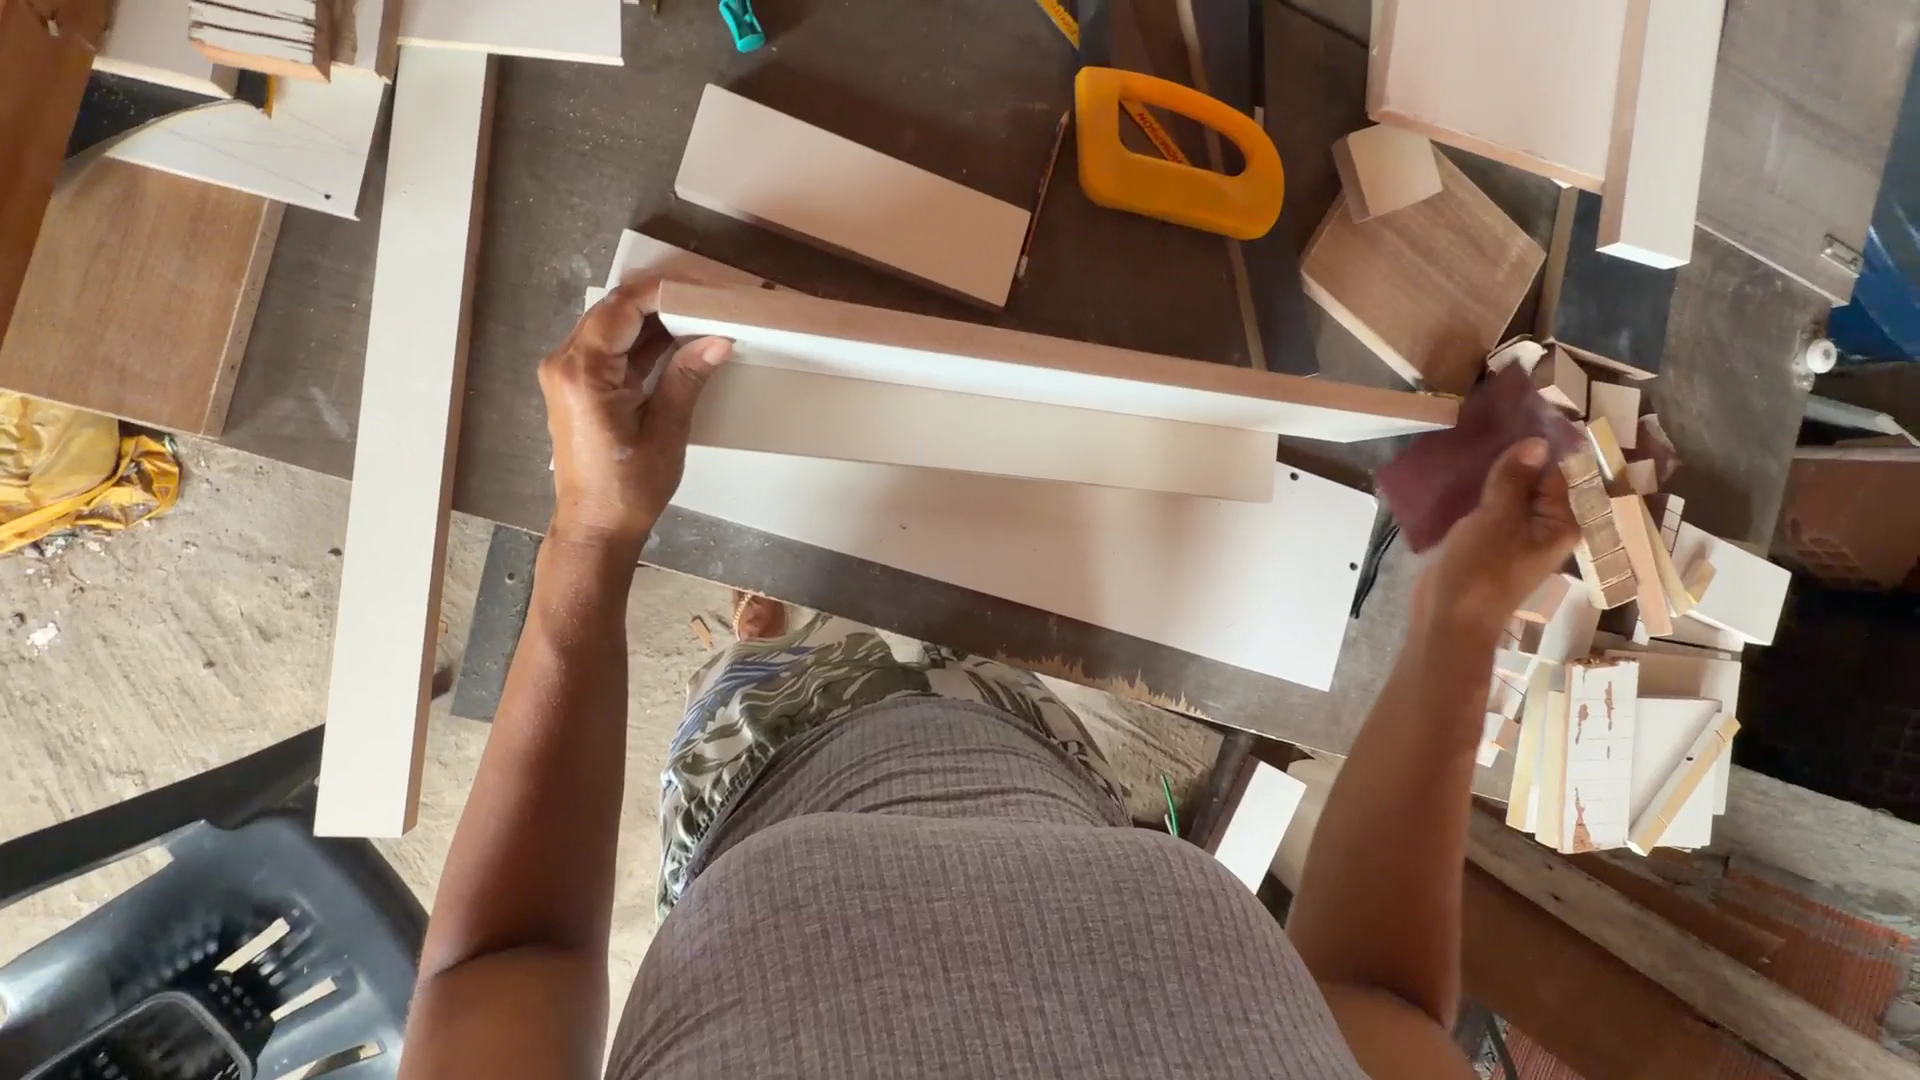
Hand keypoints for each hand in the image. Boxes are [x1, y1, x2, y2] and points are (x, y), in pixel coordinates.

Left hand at [538, 280, 731, 555]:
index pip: (621, 309)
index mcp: (583, 373)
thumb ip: (687, 379)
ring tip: (699, 318)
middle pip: (614, 313)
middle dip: (661, 303)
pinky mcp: (578, 387)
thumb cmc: (628, 489)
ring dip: (654, 323)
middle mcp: (565, 365)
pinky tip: (677, 343)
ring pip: (613, 329)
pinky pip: (611, 351)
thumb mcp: (666, 432)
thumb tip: (717, 340)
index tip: (701, 287)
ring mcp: (568, 375)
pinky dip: (643, 344)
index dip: (661, 292)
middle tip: (707, 301)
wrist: (596, 526)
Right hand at [1410, 438, 1580, 640]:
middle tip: (1486, 426)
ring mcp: (1512, 538)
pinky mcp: (1484, 546)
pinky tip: (1455, 480)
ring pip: (1506, 497)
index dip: (1537, 447)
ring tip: (1468, 447)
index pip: (1557, 473)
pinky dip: (1474, 497)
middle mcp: (1543, 529)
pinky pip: (1486, 512)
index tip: (1515, 417)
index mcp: (1560, 523)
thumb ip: (1514, 480)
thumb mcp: (1497, 519)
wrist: (1448, 619)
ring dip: (1490, 478)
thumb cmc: (1480, 570)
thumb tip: (1535, 442)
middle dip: (1511, 460)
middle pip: (1532, 484)